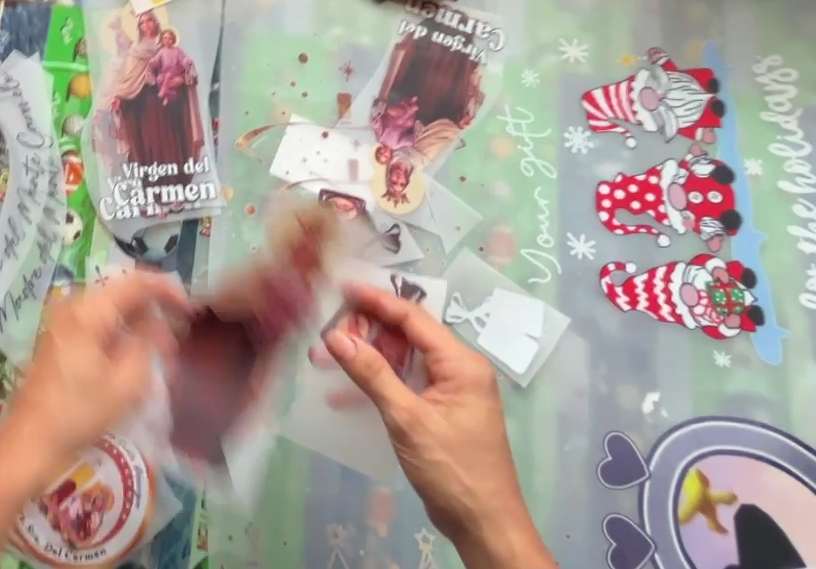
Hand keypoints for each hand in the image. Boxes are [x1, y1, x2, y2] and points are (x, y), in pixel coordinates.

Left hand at [0, 271, 188, 483]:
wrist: (30, 440)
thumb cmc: (78, 413)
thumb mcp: (125, 384)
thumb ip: (149, 344)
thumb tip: (162, 323)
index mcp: (88, 309)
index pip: (135, 282)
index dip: (167, 289)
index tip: (190, 307)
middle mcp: (73, 305)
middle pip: (122, 291)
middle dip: (153, 308)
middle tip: (179, 329)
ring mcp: (64, 319)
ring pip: (111, 307)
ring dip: (138, 321)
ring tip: (163, 345)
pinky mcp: (61, 335)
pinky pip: (99, 321)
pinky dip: (120, 331)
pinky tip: (137, 353)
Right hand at [312, 285, 553, 568]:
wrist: (485, 528)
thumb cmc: (452, 470)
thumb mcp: (407, 419)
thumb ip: (372, 374)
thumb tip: (335, 336)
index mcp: (460, 363)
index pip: (412, 317)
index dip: (376, 300)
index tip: (342, 288)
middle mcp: (458, 369)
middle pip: (406, 334)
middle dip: (367, 331)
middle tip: (330, 334)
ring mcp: (450, 390)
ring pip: (402, 357)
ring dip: (367, 357)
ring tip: (329, 358)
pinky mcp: (439, 409)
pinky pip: (403, 381)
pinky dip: (377, 381)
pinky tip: (345, 391)